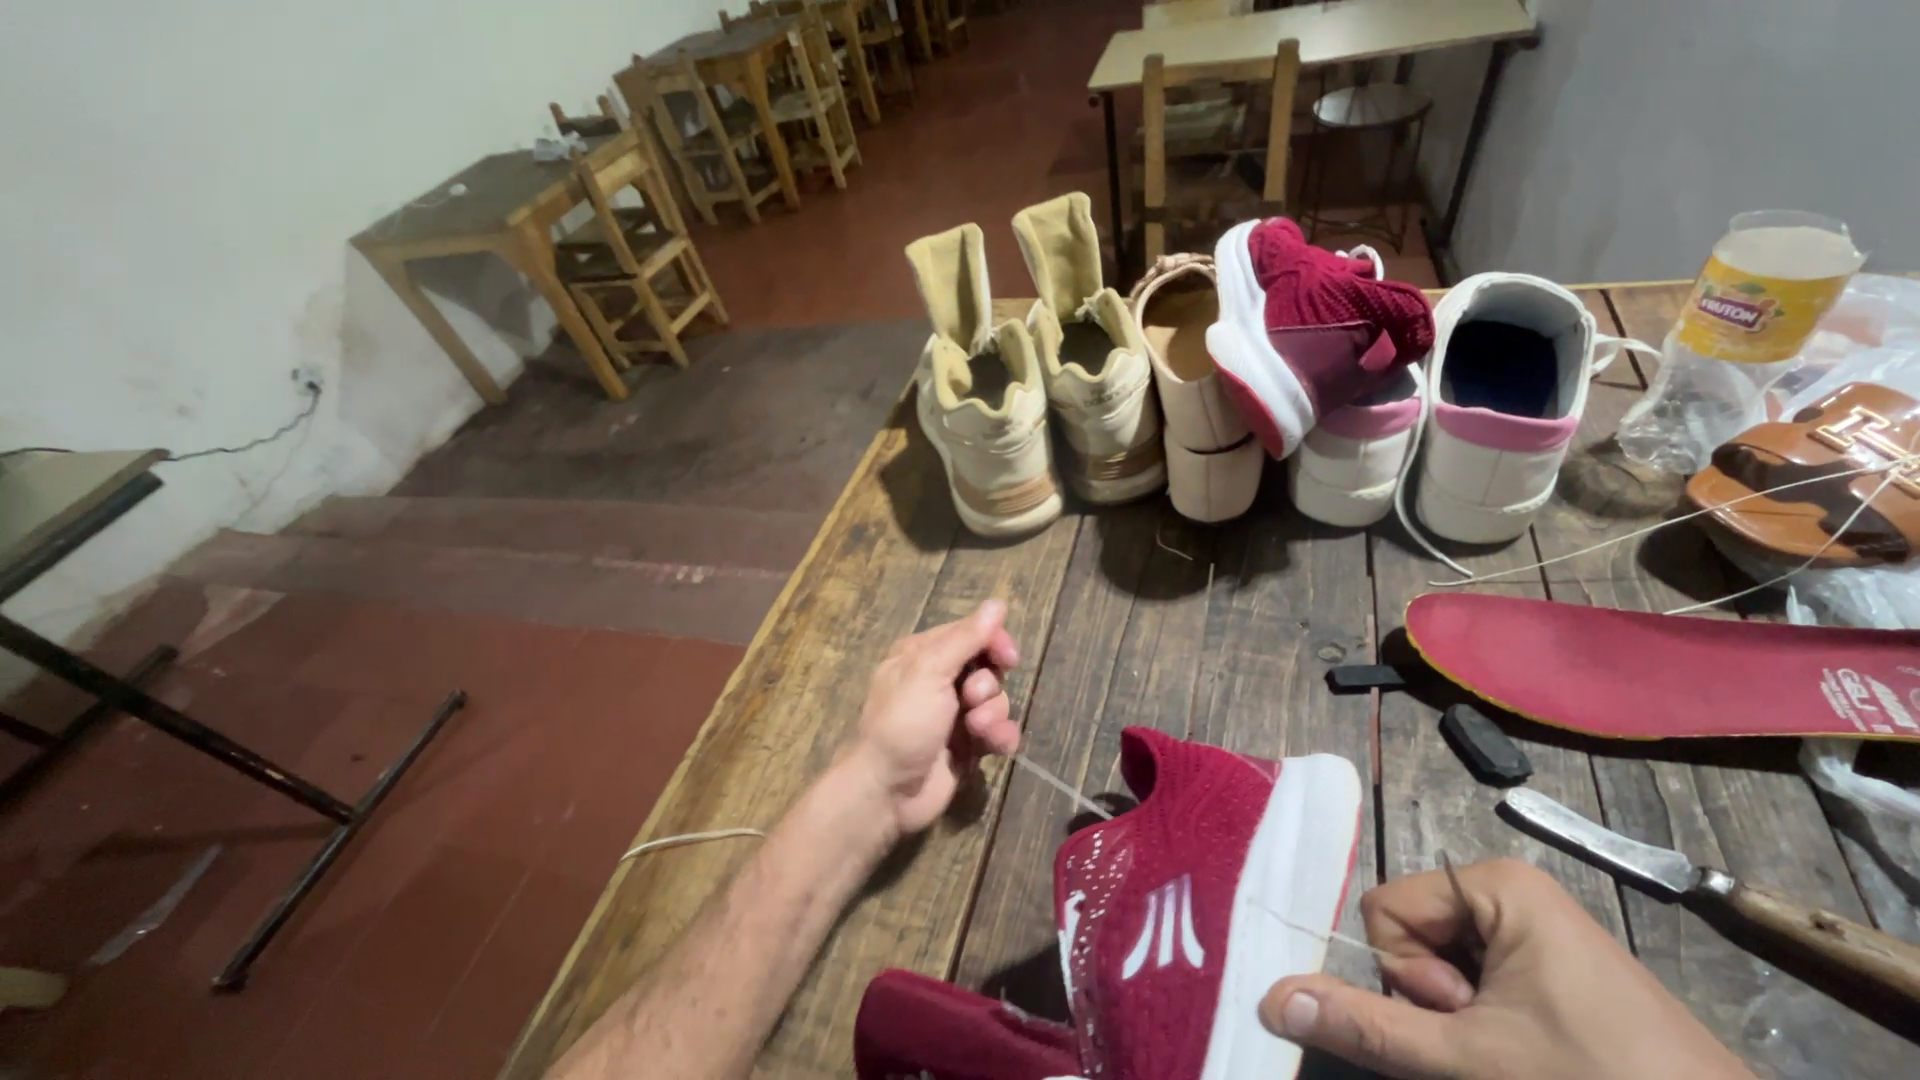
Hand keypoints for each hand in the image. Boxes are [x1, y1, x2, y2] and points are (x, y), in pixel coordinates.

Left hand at [843, 599, 1020, 838]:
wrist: (887, 790)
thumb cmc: (902, 723)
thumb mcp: (929, 671)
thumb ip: (965, 638)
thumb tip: (997, 604)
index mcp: (924, 654)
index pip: (971, 634)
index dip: (993, 643)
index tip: (1007, 658)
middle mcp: (940, 680)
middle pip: (988, 668)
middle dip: (988, 685)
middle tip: (971, 701)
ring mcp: (955, 715)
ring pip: (997, 701)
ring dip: (994, 715)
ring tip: (976, 732)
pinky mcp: (968, 746)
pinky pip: (999, 731)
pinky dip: (1002, 737)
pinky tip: (996, 747)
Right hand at [1261, 858, 1753, 1079]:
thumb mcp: (1471, 1060)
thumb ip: (1367, 1025)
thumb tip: (1270, 998)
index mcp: (1495, 884)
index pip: (1384, 910)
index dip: (1407, 971)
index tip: (1465, 1015)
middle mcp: (1510, 890)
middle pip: (1410, 932)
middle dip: (1432, 995)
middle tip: (1491, 1042)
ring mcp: (1534, 926)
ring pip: (1438, 959)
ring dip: (1455, 1014)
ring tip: (1513, 1051)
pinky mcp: (1551, 965)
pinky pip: (1476, 975)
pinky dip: (1480, 1018)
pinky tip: (1523, 1052)